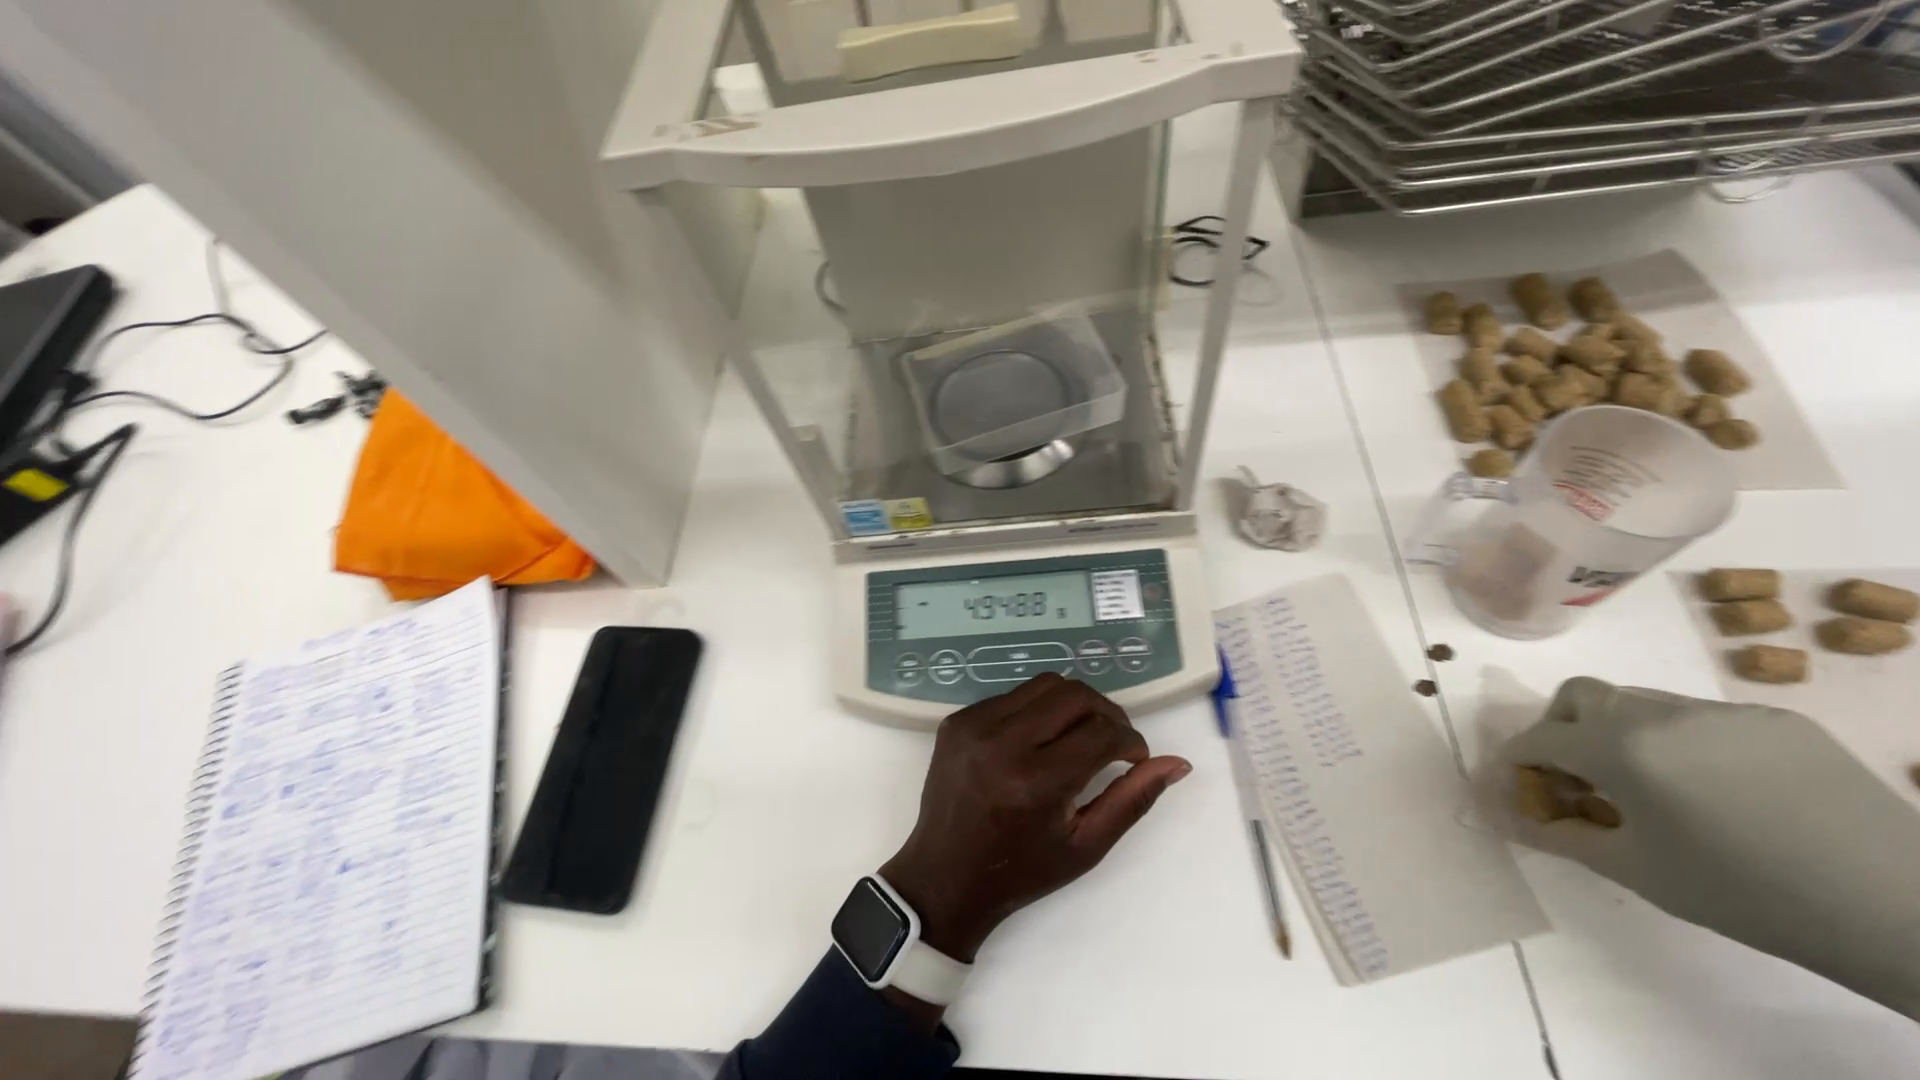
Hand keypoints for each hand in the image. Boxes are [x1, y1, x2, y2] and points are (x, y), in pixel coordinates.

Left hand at [880, 673, 1190, 963]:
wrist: (944, 878)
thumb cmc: (1022, 871)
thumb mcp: (1086, 846)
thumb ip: (1133, 800)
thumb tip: (1178, 763)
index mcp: (1036, 781)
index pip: (1102, 732)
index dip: (1130, 740)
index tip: (1134, 757)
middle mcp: (1002, 743)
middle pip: (1075, 694)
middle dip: (1107, 713)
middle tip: (1114, 741)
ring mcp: (973, 727)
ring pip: (1044, 685)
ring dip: (1073, 705)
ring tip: (1081, 736)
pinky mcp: (957, 721)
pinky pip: (1011, 696)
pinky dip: (1037, 710)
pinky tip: (1041, 741)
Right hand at [1505, 677, 1919, 1018]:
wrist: (1892, 905)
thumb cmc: (1744, 894)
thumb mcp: (1637, 871)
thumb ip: (1563, 836)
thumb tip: (1511, 819)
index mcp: (1622, 748)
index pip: (1541, 738)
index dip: (1518, 760)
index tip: (1519, 787)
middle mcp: (1662, 712)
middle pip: (1582, 696)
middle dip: (1562, 728)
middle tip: (1577, 777)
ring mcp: (1723, 710)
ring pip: (1642, 702)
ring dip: (1622, 733)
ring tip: (1651, 789)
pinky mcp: (1776, 720)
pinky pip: (1703, 718)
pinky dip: (1683, 743)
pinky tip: (1719, 793)